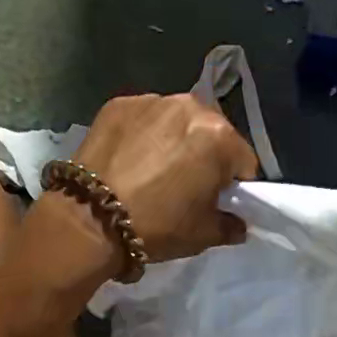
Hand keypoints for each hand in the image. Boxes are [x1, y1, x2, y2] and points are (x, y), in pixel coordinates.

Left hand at [72, 94, 259, 263]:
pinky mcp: (118, 104)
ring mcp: (151, 101)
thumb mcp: (203, 235)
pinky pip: (145, 120)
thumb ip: (230, 226)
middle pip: (211, 134)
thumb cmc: (158, 225)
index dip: (235, 186)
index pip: (244, 161)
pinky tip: (131, 163)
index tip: (220, 202)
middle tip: (187, 188)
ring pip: (177, 123)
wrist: (92, 217)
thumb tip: (239, 225)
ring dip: (175, 143)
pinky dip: (144, 137)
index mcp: (219, 137)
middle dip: (206, 157)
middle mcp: (190, 106)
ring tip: (155, 173)